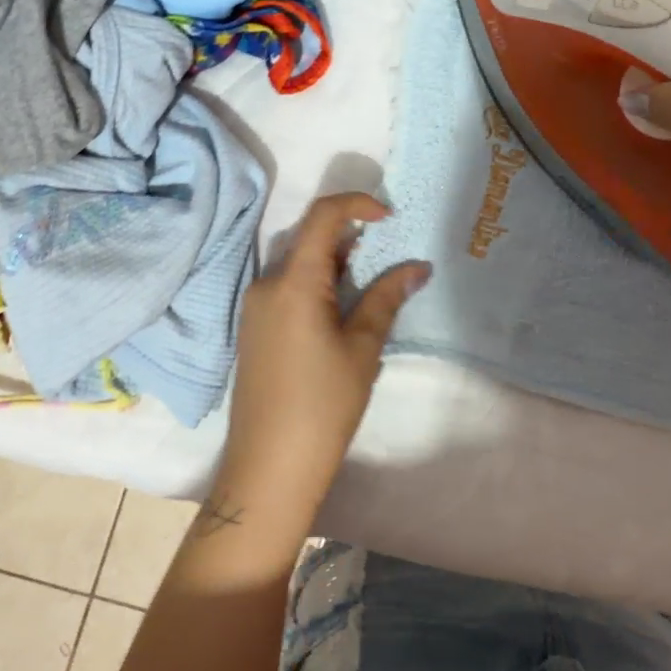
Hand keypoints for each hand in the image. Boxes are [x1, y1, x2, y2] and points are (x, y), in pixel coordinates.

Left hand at [219, 193, 429, 516]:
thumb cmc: (323, 405)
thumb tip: (417, 267)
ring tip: (369, 283)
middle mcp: (265, 284)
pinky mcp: (253, 330)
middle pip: (307, 238)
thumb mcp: (363, 349)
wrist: (268, 467)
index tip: (389, 216)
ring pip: (296, 264)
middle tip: (386, 253)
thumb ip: (386, 298)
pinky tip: (340, 311)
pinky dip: (315, 284)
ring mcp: (254, 308)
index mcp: (293, 281)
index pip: (322, 216)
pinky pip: (286, 288)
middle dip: (349, 235)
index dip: (357, 203)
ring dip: (333, 262)